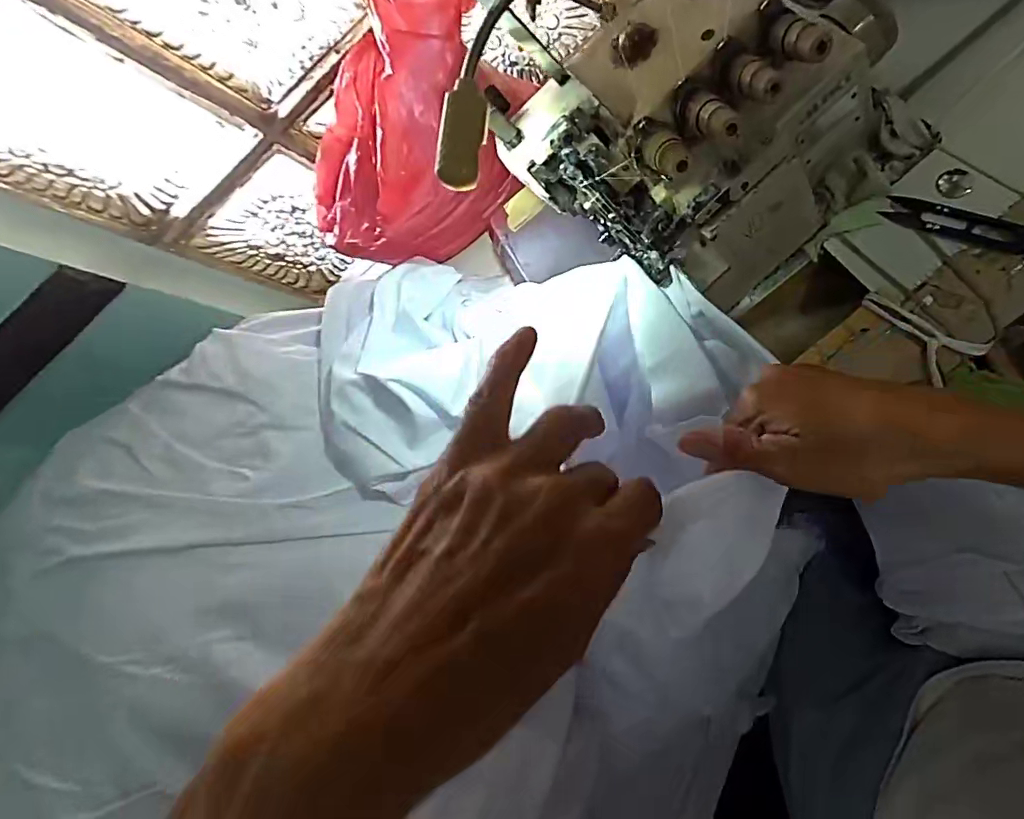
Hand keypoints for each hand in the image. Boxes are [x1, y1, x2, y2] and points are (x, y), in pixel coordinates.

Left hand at [175, 328, 661, 818]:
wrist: (381, 690)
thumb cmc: (484, 689)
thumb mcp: (567, 646)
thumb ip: (603, 578)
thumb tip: (625, 537)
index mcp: (596, 549)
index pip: (642, 501)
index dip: (638, 515)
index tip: (629, 527)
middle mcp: (558, 498)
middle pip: (600, 474)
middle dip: (598, 497)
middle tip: (579, 523)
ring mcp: (506, 471)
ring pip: (564, 428)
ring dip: (580, 430)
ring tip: (585, 429)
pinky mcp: (461, 463)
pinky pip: (492, 396)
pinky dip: (511, 360)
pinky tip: (529, 333)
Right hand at [678, 364, 973, 499]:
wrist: (923, 431)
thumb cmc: (851, 453)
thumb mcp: (787, 462)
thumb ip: (733, 450)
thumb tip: (681, 439)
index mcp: (758, 391)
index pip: (726, 434)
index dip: (741, 465)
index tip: (766, 488)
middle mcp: (774, 374)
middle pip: (751, 424)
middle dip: (768, 453)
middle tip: (800, 479)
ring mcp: (805, 375)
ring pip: (778, 420)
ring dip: (791, 445)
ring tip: (822, 468)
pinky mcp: (829, 383)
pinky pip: (801, 412)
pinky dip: (811, 434)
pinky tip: (837, 450)